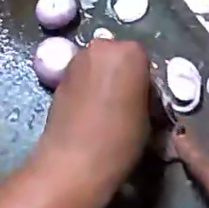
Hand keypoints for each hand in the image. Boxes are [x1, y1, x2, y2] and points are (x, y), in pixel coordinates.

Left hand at [35, 38, 154, 195]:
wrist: (73, 161)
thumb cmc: (119, 139)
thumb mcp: (148, 118)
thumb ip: (146, 95)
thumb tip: (140, 95)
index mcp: (130, 52)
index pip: (144, 60)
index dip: (146, 82)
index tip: (145, 102)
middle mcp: (102, 46)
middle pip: (118, 56)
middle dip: (123, 74)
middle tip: (126, 103)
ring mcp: (77, 58)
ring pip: (98, 64)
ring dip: (104, 78)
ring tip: (106, 108)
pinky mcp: (60, 74)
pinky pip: (82, 74)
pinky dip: (88, 86)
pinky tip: (90, 110)